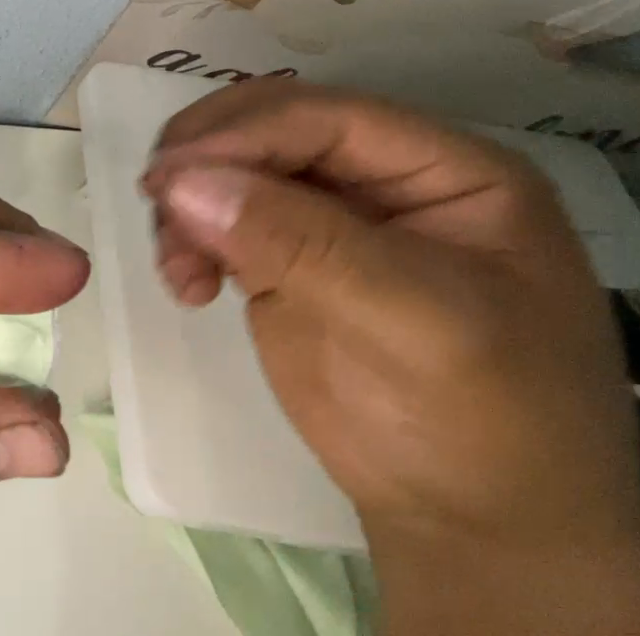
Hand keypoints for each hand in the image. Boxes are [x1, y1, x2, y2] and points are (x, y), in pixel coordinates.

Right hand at [140, 79, 639, 633]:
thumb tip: (179, 183)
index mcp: (445, 172)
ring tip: (180, 271)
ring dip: (186, 205)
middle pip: (266, 128)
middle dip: (203, 160)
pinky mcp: (279, 261)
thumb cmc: (484, 418)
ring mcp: (326, 221)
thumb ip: (301, 242)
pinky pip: (213, 220)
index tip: (167, 177)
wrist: (472, 521)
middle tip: (156, 204)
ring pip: (228, 171)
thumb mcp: (415, 322)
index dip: (242, 134)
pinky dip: (184, 241)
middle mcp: (381, 182)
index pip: (324, 118)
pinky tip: (187, 288)